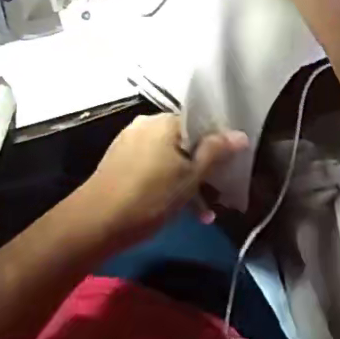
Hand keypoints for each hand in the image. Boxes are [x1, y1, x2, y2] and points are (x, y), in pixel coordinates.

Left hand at [70, 114, 247, 247]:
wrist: (100, 217)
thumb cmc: (152, 196)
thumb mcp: (190, 178)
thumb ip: (215, 153)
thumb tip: (239, 134)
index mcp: (164, 121)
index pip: (200, 123)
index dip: (219, 145)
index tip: (230, 170)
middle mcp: (146, 123)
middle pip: (184, 140)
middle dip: (203, 168)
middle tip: (218, 197)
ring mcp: (131, 138)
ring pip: (169, 155)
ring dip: (187, 180)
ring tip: (202, 212)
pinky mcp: (121, 156)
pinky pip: (153, 162)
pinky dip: (167, 179)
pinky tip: (177, 207)